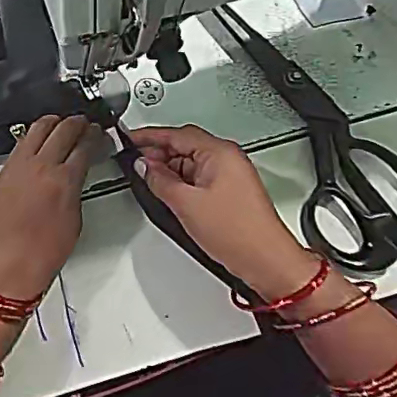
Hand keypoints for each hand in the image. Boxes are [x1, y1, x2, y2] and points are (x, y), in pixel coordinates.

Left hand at [0, 115, 94, 299]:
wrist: (6, 265)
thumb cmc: (38, 254)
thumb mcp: (74, 221)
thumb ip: (76, 191)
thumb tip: (76, 178)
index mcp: (64, 181)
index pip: (85, 145)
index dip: (96, 136)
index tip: (100, 134)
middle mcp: (40, 168)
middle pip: (63, 129)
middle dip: (78, 123)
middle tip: (85, 124)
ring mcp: (19, 167)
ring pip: (38, 128)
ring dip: (54, 123)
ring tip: (62, 124)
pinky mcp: (4, 171)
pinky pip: (21, 142)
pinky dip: (34, 135)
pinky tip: (39, 139)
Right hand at [130, 124, 318, 295]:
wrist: (267, 262)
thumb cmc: (239, 233)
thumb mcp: (185, 203)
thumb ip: (159, 180)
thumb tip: (144, 166)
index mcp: (220, 152)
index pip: (176, 134)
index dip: (148, 136)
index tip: (130, 139)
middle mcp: (228, 159)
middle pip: (183, 146)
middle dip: (157, 155)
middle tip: (136, 164)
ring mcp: (230, 175)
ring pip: (190, 163)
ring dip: (169, 172)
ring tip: (151, 184)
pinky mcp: (229, 192)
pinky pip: (198, 178)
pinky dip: (181, 184)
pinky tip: (169, 196)